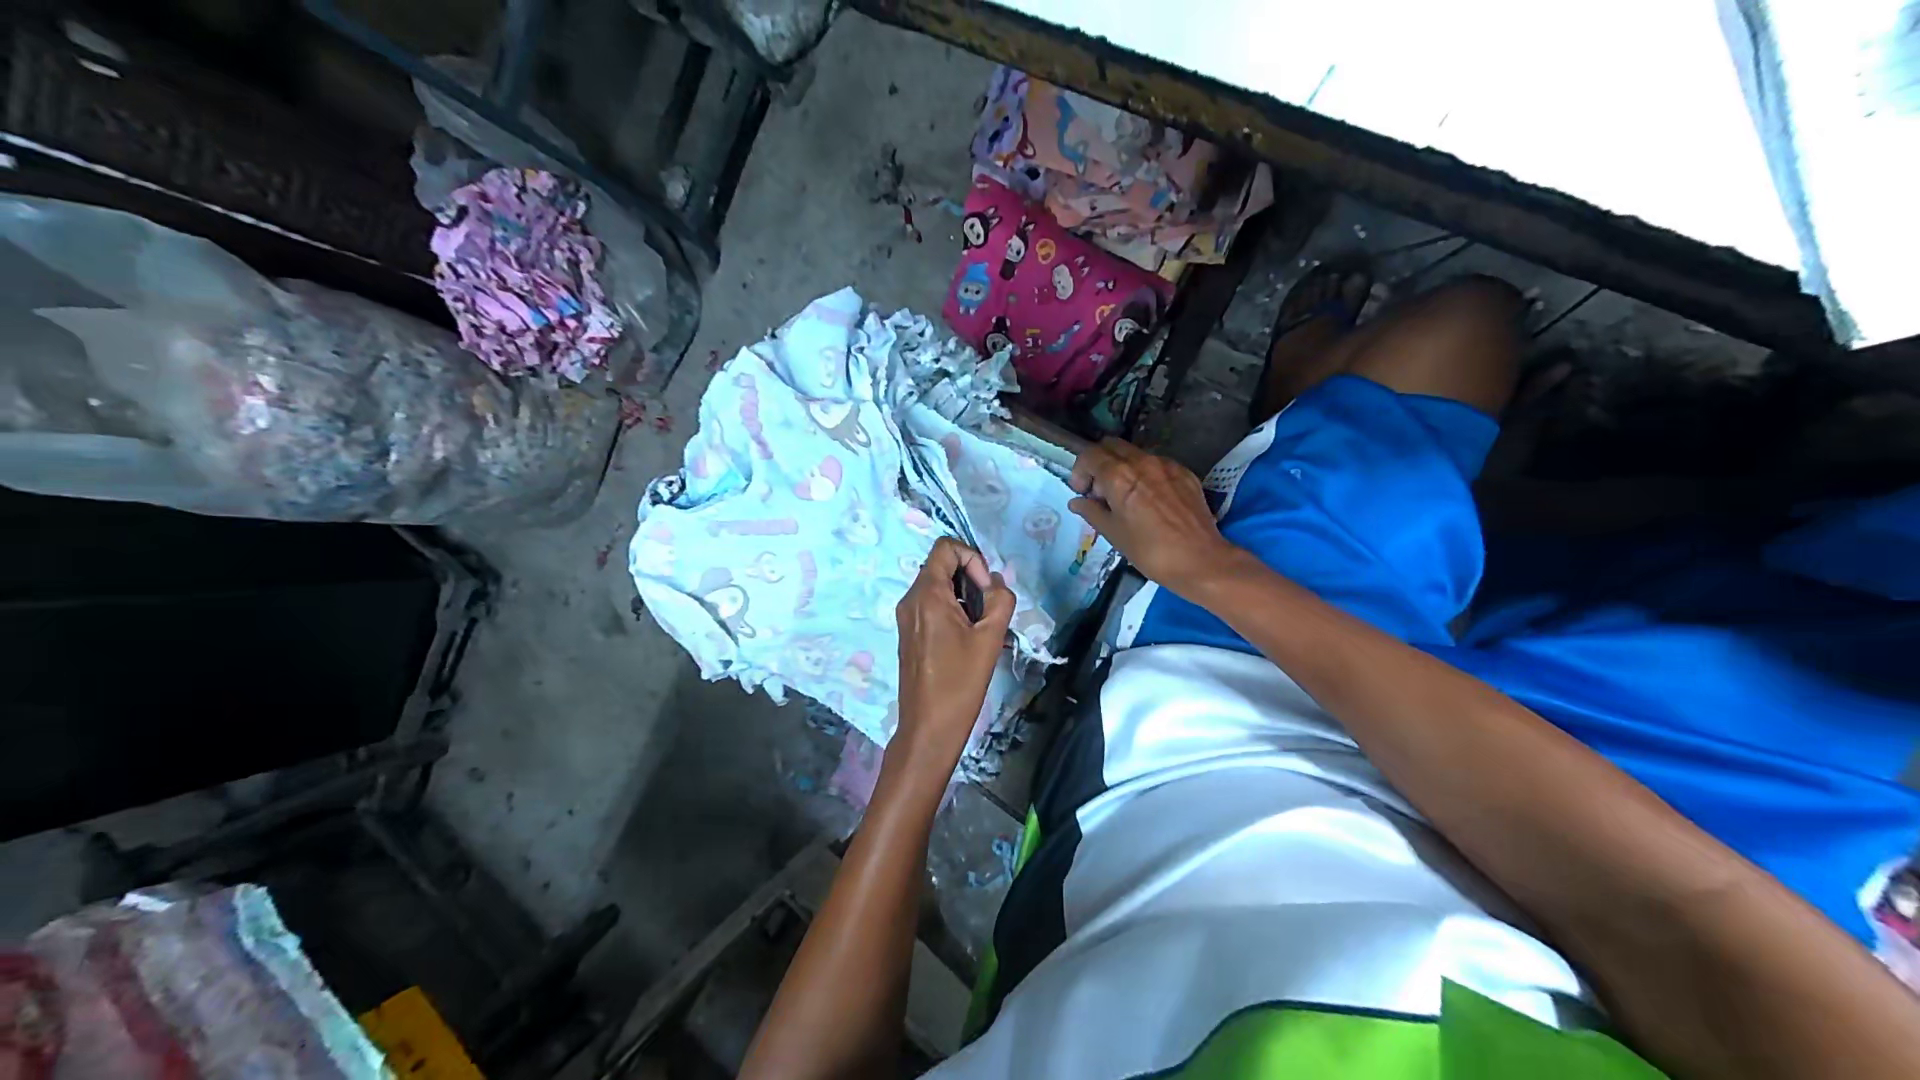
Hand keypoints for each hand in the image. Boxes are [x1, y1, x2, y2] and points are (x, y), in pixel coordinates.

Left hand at [891, 538, 1015, 776]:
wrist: (928, 726)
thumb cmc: (960, 682)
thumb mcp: (990, 638)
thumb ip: (1000, 600)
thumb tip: (995, 582)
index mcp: (927, 594)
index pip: (945, 548)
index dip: (972, 558)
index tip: (986, 589)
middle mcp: (910, 599)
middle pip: (941, 566)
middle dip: (970, 578)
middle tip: (988, 609)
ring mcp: (906, 616)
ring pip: (937, 586)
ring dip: (964, 595)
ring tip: (980, 626)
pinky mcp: (908, 632)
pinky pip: (930, 605)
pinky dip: (951, 609)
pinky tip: (966, 638)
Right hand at [1069, 438, 1244, 596]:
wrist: (1200, 559)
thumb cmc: (1149, 551)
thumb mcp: (1113, 534)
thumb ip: (1092, 512)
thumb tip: (1077, 502)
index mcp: (1119, 476)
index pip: (1090, 456)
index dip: (1080, 472)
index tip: (1082, 493)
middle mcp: (1142, 462)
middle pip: (1111, 446)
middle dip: (1099, 464)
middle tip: (1100, 491)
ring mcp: (1166, 465)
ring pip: (1135, 454)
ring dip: (1122, 468)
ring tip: (1125, 497)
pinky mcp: (1184, 473)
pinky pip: (1156, 464)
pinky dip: (1144, 474)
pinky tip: (1149, 500)